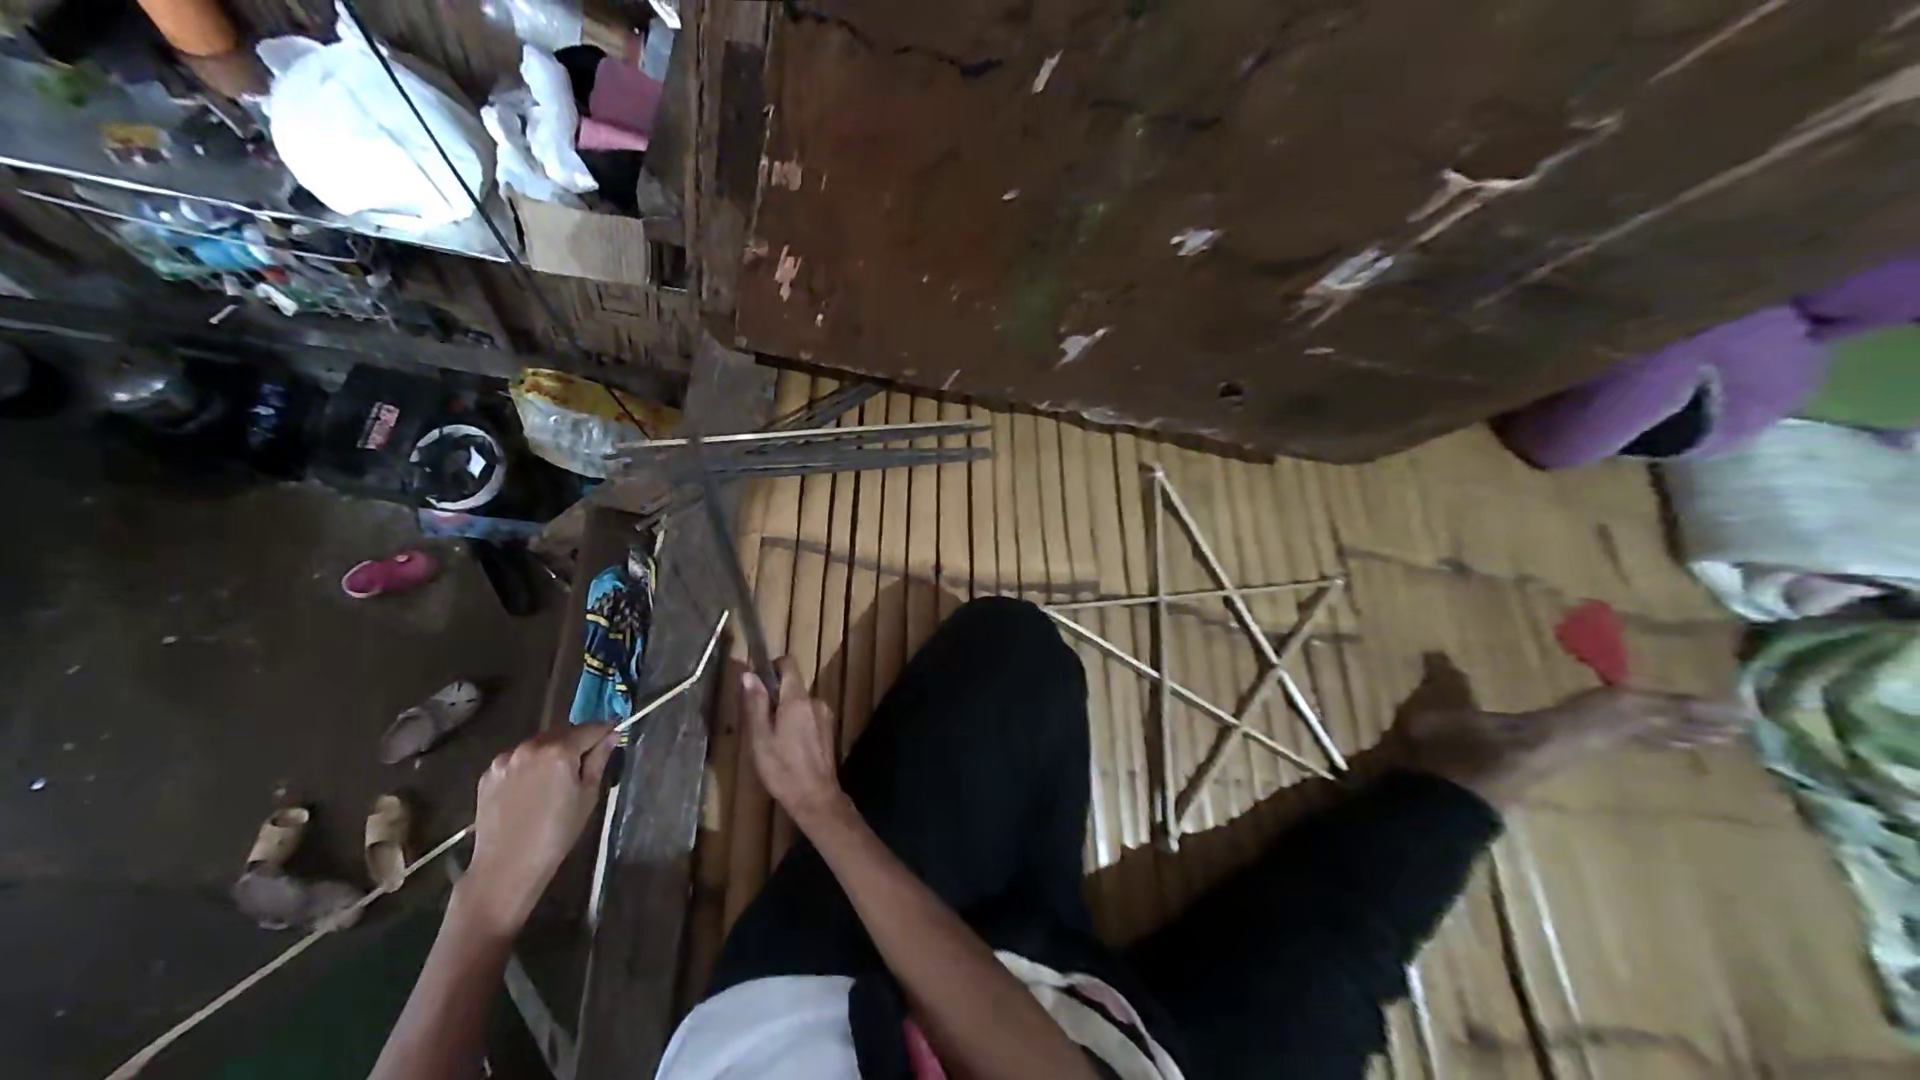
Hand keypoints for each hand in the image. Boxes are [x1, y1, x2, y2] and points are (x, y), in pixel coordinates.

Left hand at [459, 723, 616, 937]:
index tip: (614, 736)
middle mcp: (530, 747)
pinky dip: (529, 764)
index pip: (590, 728)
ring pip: (539, 744)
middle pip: (563, 732)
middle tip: (586, 761)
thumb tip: (611, 736)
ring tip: (556, 776)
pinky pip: (517, 759)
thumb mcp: (588, 796)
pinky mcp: (489, 774)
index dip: (605, 731)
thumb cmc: (557, 833)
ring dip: (552, 751)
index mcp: (558, 751)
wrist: (506, 866)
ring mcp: (505, 760)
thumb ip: (599, 760)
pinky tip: (532, 787)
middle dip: (577, 741)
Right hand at [742, 658, 843, 827]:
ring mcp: (825, 714)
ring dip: (786, 712)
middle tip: (758, 722)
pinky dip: (797, 723)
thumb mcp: (760, 738)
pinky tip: (789, 747)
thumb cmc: (782, 769)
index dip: (772, 666)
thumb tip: (748, 674)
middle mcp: (815, 701)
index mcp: (797, 699)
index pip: (789, 664)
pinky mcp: (829, 728)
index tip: (758, 682)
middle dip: (775, 697)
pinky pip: (809, 715)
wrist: (815, 797)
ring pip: (800, 703)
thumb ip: (755, 704)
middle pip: (793, 685)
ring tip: (773, 739)